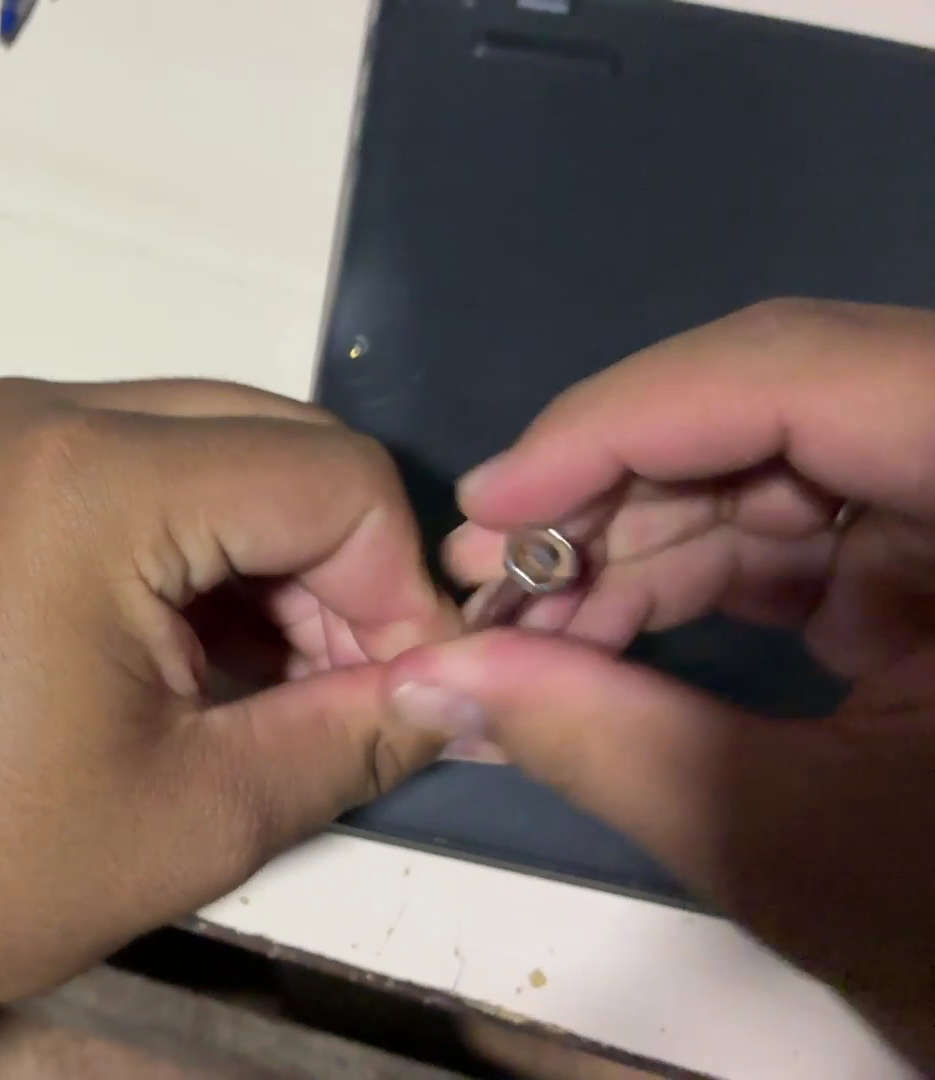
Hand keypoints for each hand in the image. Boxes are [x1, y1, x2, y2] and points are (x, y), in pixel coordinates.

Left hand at [0, 378, 460, 1016]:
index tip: (406, 685)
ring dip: (270, 553)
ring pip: (212, 448)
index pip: (327, 474)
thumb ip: (363, 730)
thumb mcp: (204, 809)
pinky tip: (207, 637)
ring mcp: (4, 434)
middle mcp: (38, 415)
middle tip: (346, 683)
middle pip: (268, 442)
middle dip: (333, 563)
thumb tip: (468, 683)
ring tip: (276, 675)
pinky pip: (143, 466)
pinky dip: (200, 540)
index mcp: (88, 479)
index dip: (396, 582)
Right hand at [385, 299, 934, 1068]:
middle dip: (591, 499)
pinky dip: (659, 575)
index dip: (617, 424)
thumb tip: (423, 676)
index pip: (807, 376)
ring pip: (747, 466)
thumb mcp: (804, 849)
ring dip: (609, 545)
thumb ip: (600, 742)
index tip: (486, 507)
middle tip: (480, 578)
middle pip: (761, 412)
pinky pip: (768, 522)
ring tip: (519, 624)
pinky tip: (588, 634)